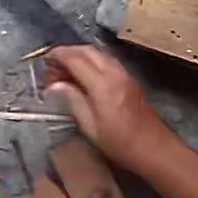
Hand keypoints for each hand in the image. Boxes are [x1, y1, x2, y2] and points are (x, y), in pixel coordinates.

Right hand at [43, 45, 174, 170]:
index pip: (76, 59)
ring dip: (80, 55)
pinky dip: (91, 61)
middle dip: (68, 52)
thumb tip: (54, 85)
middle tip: (52, 64)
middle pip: (88, 50)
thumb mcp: (90, 127)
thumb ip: (72, 100)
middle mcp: (114, 73)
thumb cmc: (119, 143)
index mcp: (102, 85)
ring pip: (98, 53)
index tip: (44, 60)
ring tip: (64, 70)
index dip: (58, 56)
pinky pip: (107, 61)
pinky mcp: (129, 79)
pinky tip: (83, 75)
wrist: (153, 147)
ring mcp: (124, 74)